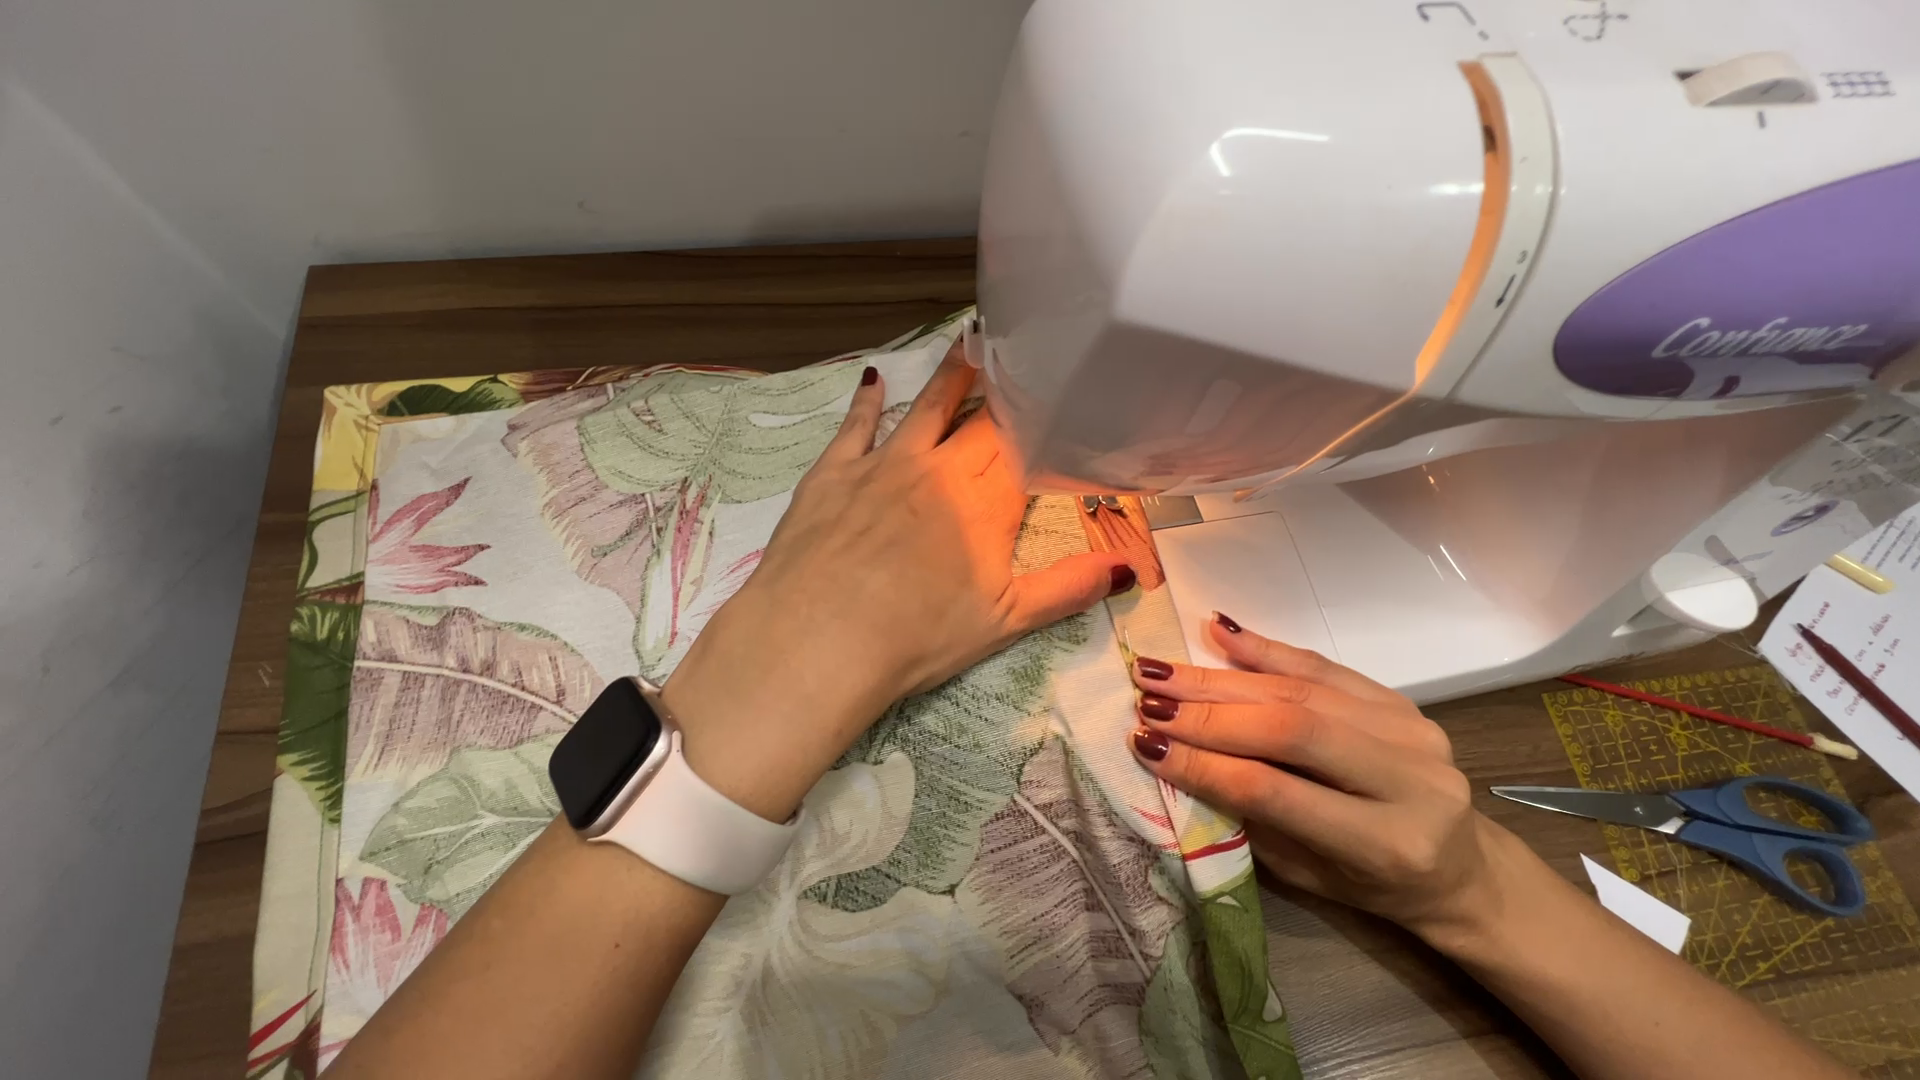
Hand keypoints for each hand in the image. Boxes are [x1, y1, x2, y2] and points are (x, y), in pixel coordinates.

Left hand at [665, 352, 1133, 819]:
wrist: (818, 641)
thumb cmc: (917, 639)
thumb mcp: (1005, 623)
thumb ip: (1068, 589)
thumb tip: (1129, 567)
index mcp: (984, 504)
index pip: (1023, 450)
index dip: (1043, 426)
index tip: (1061, 400)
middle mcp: (938, 469)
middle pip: (980, 423)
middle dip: (1006, 395)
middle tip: (1023, 361)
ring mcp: (882, 464)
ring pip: (926, 407)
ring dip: (951, 376)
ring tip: (970, 342)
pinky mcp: (832, 471)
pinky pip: (855, 424)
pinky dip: (867, 400)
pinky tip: (873, 378)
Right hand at [1127, 614, 1501, 940]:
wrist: (1458, 866)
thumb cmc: (1370, 885)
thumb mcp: (1303, 874)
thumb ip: (1248, 816)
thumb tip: (1174, 755)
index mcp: (1383, 843)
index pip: (1273, 789)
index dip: (1202, 763)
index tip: (1143, 744)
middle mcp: (1408, 781)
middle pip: (1289, 728)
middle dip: (1206, 712)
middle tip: (1145, 698)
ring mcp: (1411, 731)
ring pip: (1299, 690)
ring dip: (1220, 677)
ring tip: (1162, 670)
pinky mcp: (1401, 700)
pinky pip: (1322, 665)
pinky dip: (1264, 648)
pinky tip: (1218, 631)